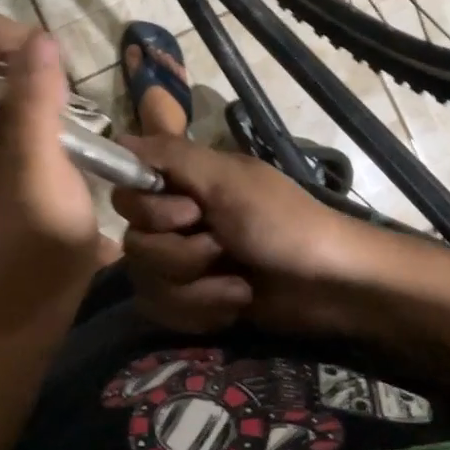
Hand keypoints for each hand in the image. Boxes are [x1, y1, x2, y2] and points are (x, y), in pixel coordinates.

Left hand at [0, 10, 100, 291]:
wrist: (51, 273)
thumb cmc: (34, 225)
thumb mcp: (32, 163)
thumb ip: (31, 102)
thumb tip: (40, 39)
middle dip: (5, 40)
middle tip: (44, 67)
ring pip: (0, 53)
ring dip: (32, 56)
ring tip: (61, 90)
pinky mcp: (20, 119)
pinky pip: (26, 74)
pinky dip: (47, 73)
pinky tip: (67, 98)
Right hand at [114, 135, 398, 333]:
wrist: (331, 288)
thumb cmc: (283, 223)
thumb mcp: (227, 181)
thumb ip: (171, 155)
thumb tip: (119, 137)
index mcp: (181, 185)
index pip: (125, 194)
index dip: (150, 210)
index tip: (189, 213)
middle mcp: (173, 222)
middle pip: (133, 244)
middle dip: (180, 255)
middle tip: (221, 247)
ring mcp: (182, 265)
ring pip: (147, 282)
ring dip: (196, 288)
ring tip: (237, 286)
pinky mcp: (191, 302)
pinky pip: (164, 311)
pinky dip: (201, 311)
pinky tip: (233, 305)